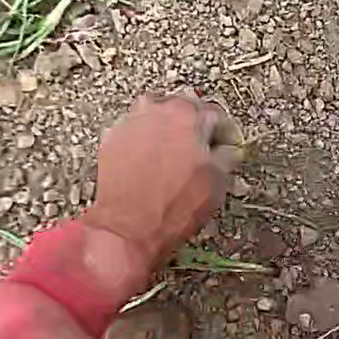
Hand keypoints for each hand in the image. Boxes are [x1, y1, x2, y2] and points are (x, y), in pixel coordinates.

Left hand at [80, 93, 238, 268]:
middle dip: (195, 129)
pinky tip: (153, 165)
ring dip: (169, 132)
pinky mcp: (111, 140)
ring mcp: (130, 124)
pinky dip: (146, 144)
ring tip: (176, 157)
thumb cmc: (175, 204)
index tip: (228, 147)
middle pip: (183, 110)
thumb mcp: (218, 179)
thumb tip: (227, 149)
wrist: (129, 227)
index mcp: (187, 115)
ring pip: (157, 119)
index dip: (226, 134)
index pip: (216, 115)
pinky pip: (135, 134)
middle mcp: (156, 111)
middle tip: (203, 151)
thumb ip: (227, 154)